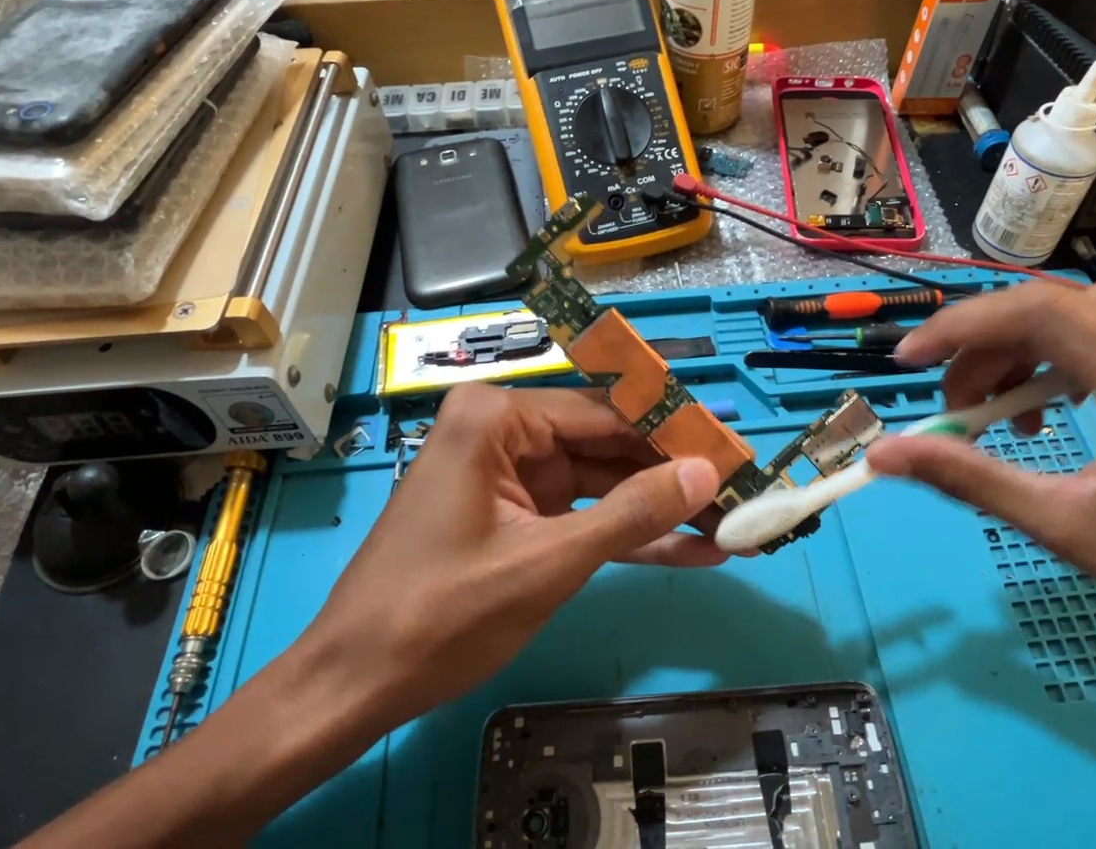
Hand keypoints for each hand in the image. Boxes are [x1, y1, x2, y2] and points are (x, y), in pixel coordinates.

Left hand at [294, 385, 724, 732]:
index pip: (606, 412)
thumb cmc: (441, 614)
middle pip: (605, 445)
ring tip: (727, 525)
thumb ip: (631, 514)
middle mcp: (501, 432)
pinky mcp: (513, 517)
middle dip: (670, 476)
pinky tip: (686, 550)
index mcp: (496, 418)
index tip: (732, 449)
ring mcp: (507, 477)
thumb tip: (705, 473)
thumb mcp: (547, 563)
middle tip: (739, 492)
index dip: (673, 433)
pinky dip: (623, 535)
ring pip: (599, 483)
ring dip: (656, 510)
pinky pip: (579, 515)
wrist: (357, 683)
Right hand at [864, 282, 1095, 722]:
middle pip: (1057, 305)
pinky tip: (1047, 402)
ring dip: (1020, 347)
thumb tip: (885, 454)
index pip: (1042, 315)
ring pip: (1084, 312)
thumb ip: (971, 480)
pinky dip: (1060, 353)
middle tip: (952, 403)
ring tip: (996, 411)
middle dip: (984, 344)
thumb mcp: (1068, 530)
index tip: (909, 361)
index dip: (962, 328)